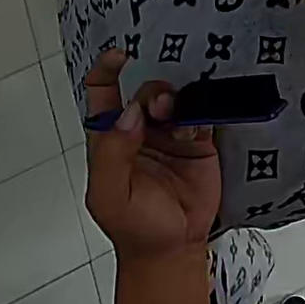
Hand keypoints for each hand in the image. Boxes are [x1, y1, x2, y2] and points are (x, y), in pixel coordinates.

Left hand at [82, 50, 221, 260]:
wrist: (173, 249)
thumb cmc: (134, 226)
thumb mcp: (108, 194)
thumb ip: (112, 153)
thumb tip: (129, 114)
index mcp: (111, 139)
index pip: (103, 93)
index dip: (108, 70)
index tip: (120, 54)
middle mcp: (141, 131)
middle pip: (144, 93)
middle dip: (151, 92)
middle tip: (161, 106)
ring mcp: (171, 135)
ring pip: (174, 99)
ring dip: (175, 100)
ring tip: (175, 116)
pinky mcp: (199, 142)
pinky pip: (201, 115)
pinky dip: (199, 114)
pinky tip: (194, 129)